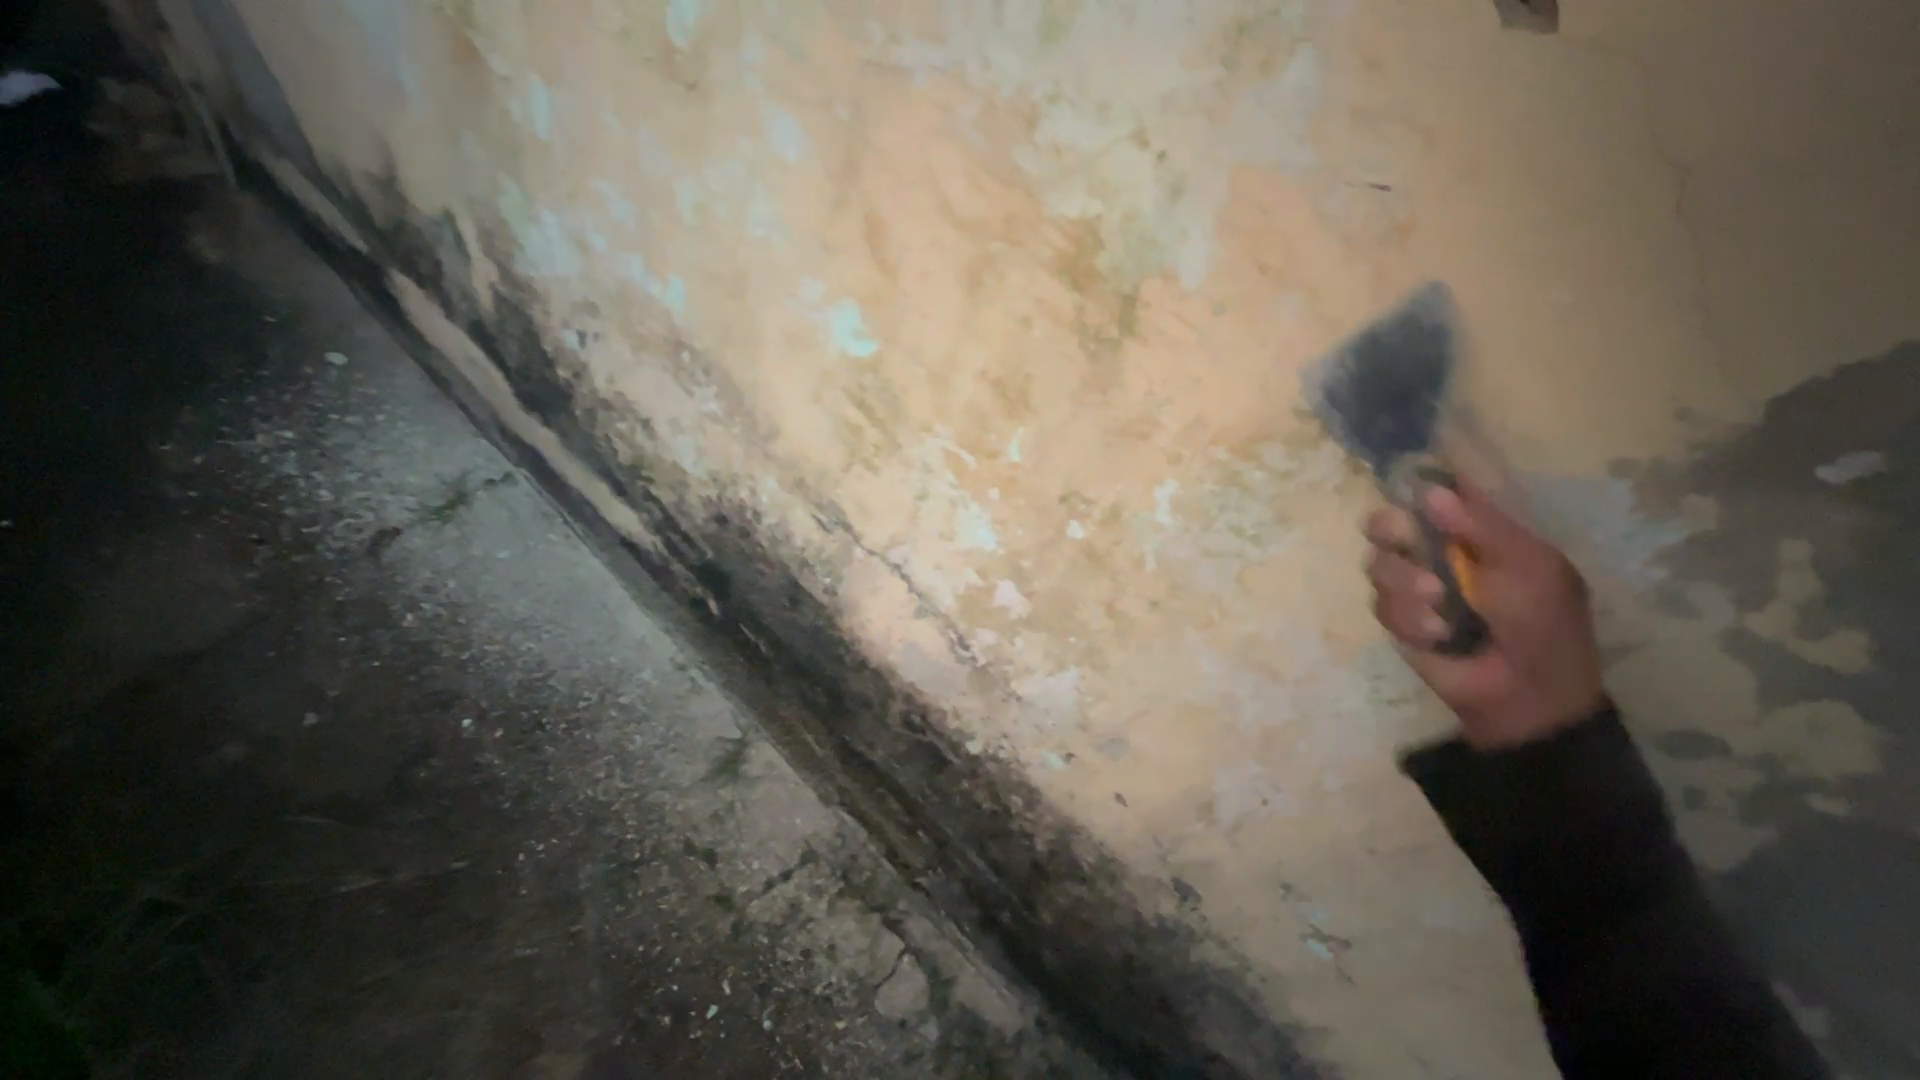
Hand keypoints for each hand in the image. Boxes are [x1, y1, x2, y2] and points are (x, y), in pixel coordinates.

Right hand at [1365, 482, 1605, 749]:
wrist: (1527, 694)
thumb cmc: (1543, 624)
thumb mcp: (1529, 567)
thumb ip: (1483, 527)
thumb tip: (1429, 491)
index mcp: (1473, 531)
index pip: (1433, 492)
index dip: (1415, 485)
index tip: (1412, 490)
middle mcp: (1435, 551)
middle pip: (1386, 522)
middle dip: (1391, 531)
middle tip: (1408, 544)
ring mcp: (1412, 586)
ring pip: (1376, 563)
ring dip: (1404, 583)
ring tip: (1438, 605)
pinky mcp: (1398, 621)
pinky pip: (1380, 604)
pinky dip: (1407, 618)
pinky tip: (1437, 635)